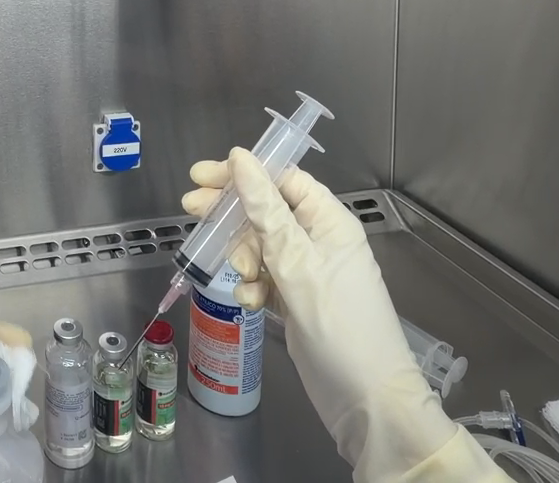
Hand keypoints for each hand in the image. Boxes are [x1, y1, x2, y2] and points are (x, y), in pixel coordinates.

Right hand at [184, 150, 503, 482]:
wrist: (367, 402)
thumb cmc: (337, 323)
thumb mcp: (296, 261)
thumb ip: (264, 208)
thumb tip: (241, 156)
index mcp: (328, 220)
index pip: (279, 178)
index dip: (241, 173)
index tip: (201, 177)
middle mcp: (318, 238)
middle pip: (264, 209)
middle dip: (230, 213)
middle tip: (191, 209)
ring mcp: (307, 270)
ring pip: (259, 244)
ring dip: (243, 256)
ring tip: (242, 276)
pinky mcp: (296, 297)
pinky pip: (264, 276)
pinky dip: (253, 285)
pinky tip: (251, 301)